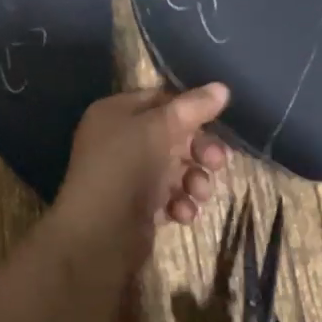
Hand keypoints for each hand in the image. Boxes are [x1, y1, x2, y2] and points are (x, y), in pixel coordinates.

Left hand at [51, 84, 230, 267]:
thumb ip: (191, 108)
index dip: (188, 109)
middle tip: (217, 162)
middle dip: (198, 149)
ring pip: (173, 169)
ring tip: (197, 193)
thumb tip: (222, 87)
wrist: (99, 234)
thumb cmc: (126, 168)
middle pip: (171, 135)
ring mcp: (126, 174)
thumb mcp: (159, 129)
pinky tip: (181, 214)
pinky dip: (179, 203)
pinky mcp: (136, 207)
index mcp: (115, 112)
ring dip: (193, 180)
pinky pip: (167, 197)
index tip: (218, 121)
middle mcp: (118, 139)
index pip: (158, 100)